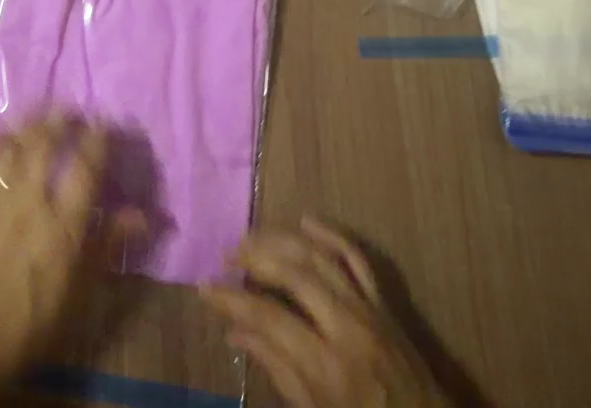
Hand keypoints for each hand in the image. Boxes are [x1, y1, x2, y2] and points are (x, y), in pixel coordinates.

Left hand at [0, 117, 144, 391]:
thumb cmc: (32, 323)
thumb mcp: (80, 290)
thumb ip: (107, 245)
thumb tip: (142, 215)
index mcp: (64, 223)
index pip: (86, 167)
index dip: (97, 139)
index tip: (104, 121)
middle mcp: (30, 202)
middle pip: (46, 145)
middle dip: (60, 121)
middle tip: (70, 108)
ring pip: (12, 148)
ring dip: (26, 125)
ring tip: (37, 112)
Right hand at [202, 218, 442, 407]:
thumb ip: (276, 368)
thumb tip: (234, 333)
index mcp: (327, 365)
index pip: (269, 318)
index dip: (232, 299)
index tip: (205, 286)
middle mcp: (349, 328)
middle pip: (296, 275)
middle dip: (256, 258)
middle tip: (228, 255)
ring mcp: (370, 309)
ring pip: (322, 257)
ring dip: (284, 240)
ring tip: (253, 237)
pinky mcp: (385, 302)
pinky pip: (358, 258)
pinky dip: (331, 234)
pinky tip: (305, 221)